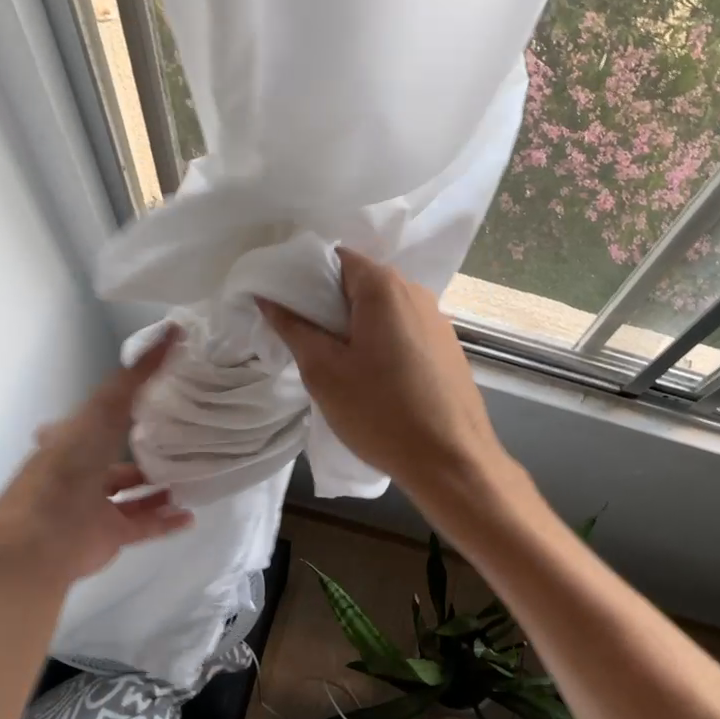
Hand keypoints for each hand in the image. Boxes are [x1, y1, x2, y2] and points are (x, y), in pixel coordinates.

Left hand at [0, 327, 193, 578]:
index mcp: (69, 441)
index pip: (98, 416)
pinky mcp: (108, 535)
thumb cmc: (66, 469)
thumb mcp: (101, 413)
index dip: (122, 404)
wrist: (41, 542)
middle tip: (181, 437)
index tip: (155, 394)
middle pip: (115, 457)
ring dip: (160, 486)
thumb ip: (134, 379)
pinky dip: (167, 520)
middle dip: (144, 449)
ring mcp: (94, 506)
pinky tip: (191, 513)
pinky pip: (143, 525)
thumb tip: (172, 332)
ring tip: (195, 474)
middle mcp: (79, 472)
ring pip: (133, 493)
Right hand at [256, 249, 533, 523]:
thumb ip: (293, 327)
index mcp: (384, 286)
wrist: (452, 461)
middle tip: (304, 340)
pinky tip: (372, 378)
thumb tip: (267, 297)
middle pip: (360, 282)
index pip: (336, 258)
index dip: (305, 277)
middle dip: (328, 305)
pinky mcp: (447, 346)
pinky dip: (382, 342)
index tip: (286, 307)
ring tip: (335, 363)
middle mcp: (416, 291)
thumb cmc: (381, 412)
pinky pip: (404, 330)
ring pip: (383, 309)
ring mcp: (437, 319)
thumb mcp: (324, 371)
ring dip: (355, 326)